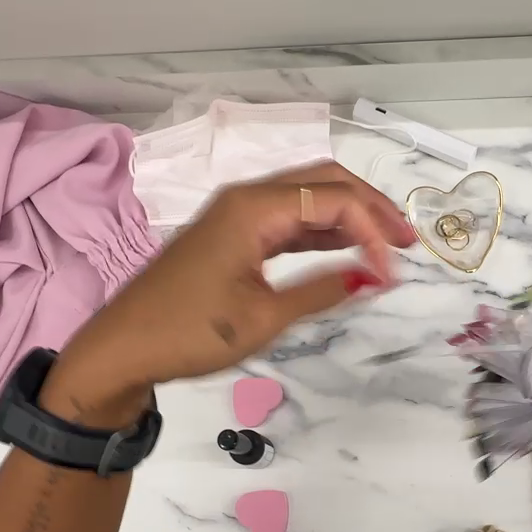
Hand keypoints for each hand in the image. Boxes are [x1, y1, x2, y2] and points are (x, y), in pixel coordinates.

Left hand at [42, 162, 415, 425]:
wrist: (123, 349)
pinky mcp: (232, 236)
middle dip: (370, 207)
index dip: (373, 231)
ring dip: (348, 218)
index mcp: (254, 208)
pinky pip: (287, 221)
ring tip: (388, 245)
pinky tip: (346, 250)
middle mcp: (247, 198)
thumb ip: (323, 290)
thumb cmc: (190, 333)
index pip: (334, 199)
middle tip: (408, 240)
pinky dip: (321, 233)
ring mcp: (237, 215)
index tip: (393, 274)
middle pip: (324, 182)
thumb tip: (374, 277)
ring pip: (307, 199)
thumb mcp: (264, 318)